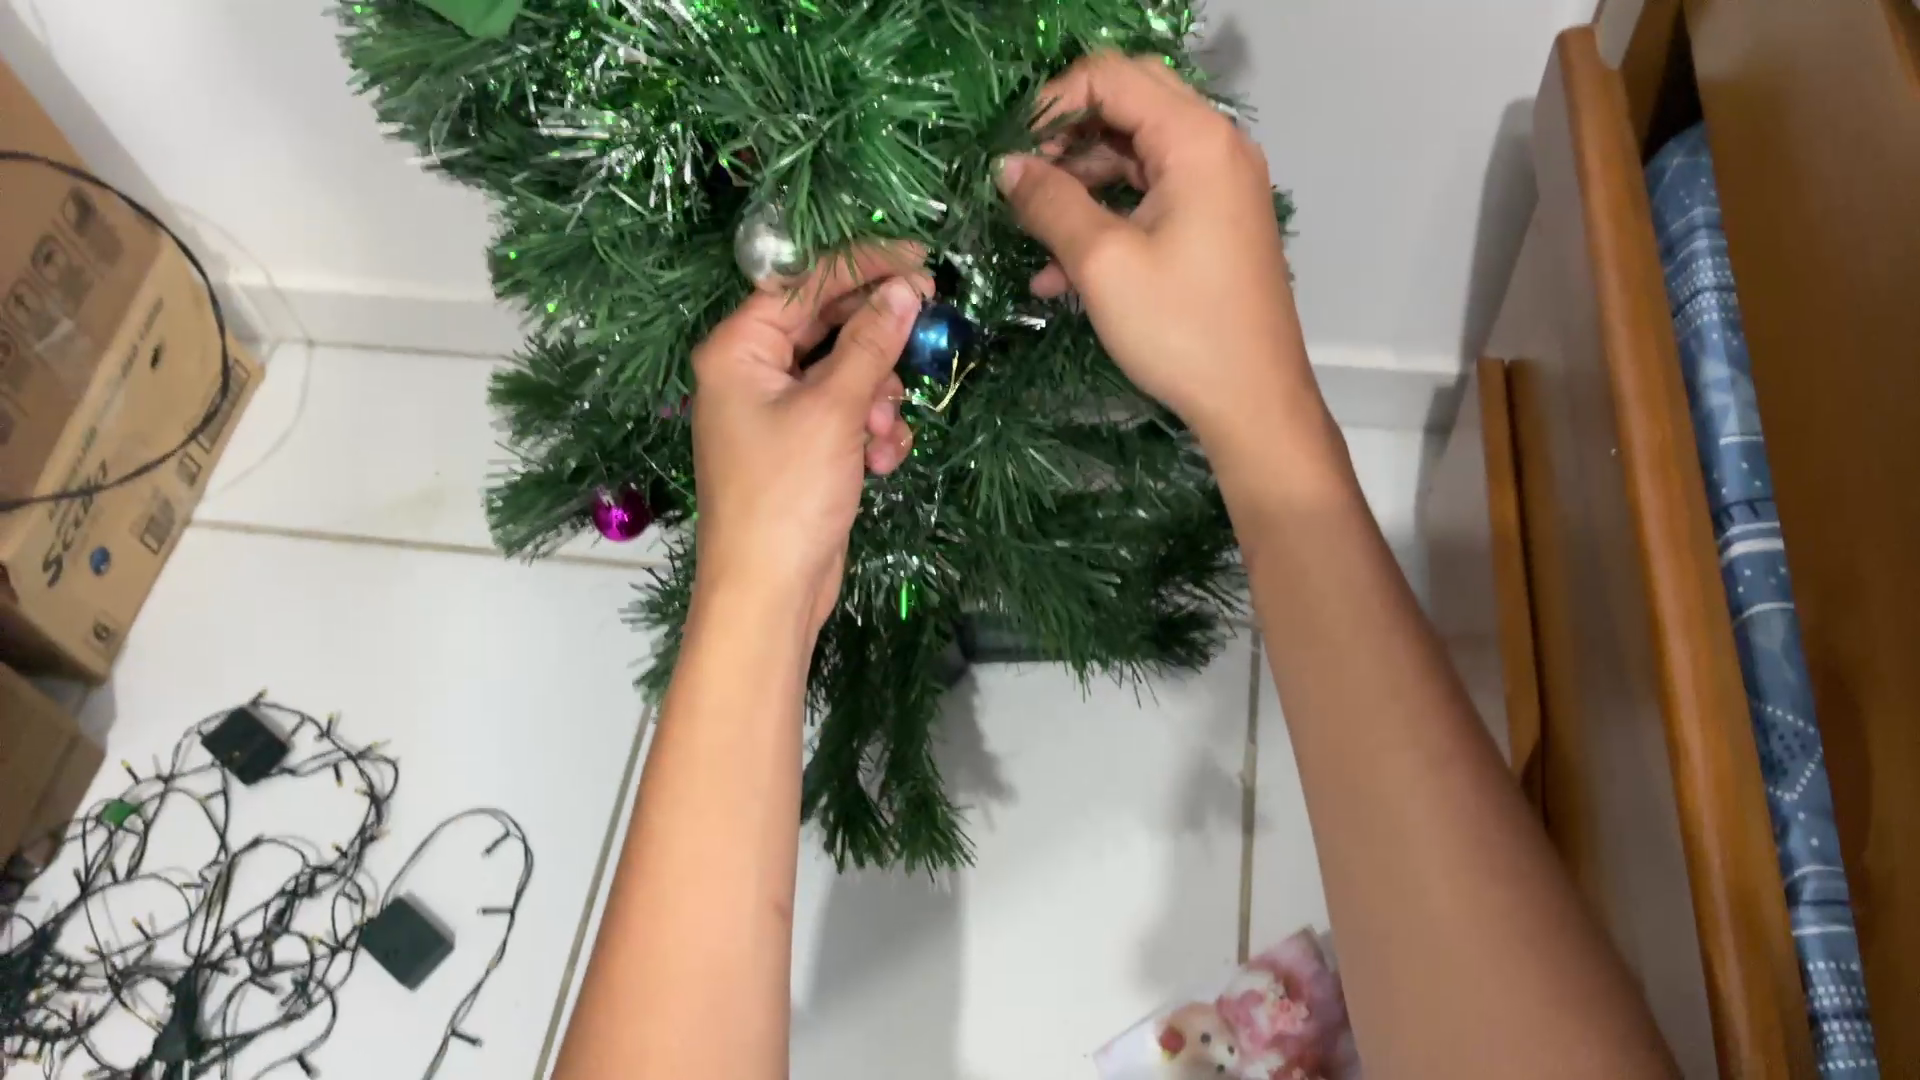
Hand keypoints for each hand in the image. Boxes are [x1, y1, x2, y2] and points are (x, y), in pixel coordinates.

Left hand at [690, 247, 932, 636]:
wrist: (771, 591)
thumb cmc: (787, 494)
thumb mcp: (833, 411)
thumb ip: (870, 344)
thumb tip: (906, 289)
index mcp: (739, 350)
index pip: (805, 283)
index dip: (864, 267)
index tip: (920, 260)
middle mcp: (754, 374)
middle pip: (827, 327)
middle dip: (876, 343)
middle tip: (927, 331)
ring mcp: (779, 413)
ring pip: (846, 374)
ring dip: (878, 397)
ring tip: (883, 431)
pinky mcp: (805, 448)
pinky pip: (847, 416)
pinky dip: (871, 432)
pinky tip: (881, 460)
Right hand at [996, 53, 1310, 445]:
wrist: (1250, 399)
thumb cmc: (1179, 328)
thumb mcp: (1103, 263)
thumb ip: (1051, 203)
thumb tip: (1007, 167)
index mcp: (1195, 140)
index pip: (1111, 78)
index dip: (1051, 105)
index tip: (1010, 155)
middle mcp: (1214, 150)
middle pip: (1126, 111)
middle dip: (1065, 142)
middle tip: (1021, 184)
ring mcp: (1217, 190)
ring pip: (1133, 162)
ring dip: (1078, 192)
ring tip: (1031, 235)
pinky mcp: (1211, 229)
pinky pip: (1149, 204)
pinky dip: (1106, 224)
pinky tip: (1058, 272)